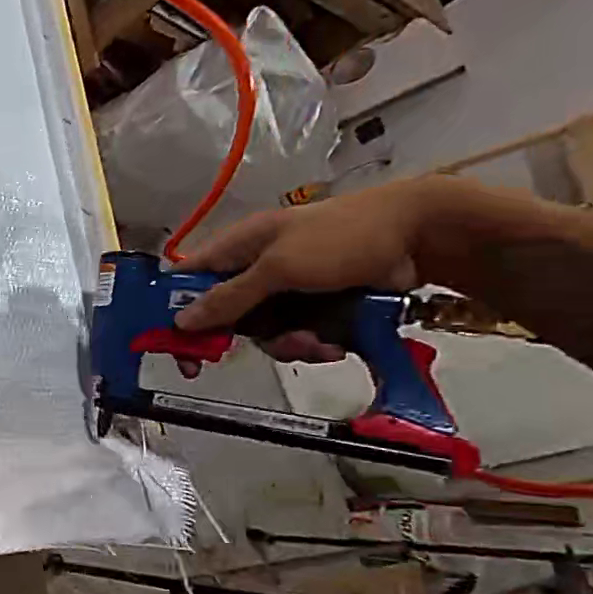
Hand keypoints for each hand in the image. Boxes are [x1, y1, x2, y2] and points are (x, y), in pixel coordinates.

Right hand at [172, 178, 449, 365]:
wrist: (419, 236)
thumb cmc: (340, 239)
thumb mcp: (278, 268)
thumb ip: (229, 297)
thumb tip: (180, 322)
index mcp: (236, 248)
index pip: (186, 282)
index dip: (173, 312)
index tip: (173, 346)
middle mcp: (254, 269)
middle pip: (222, 315)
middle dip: (238, 337)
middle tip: (232, 357)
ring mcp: (285, 289)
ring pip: (262, 332)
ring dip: (286, 344)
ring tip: (315, 343)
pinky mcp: (314, 307)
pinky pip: (295, 335)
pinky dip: (311, 344)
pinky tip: (333, 344)